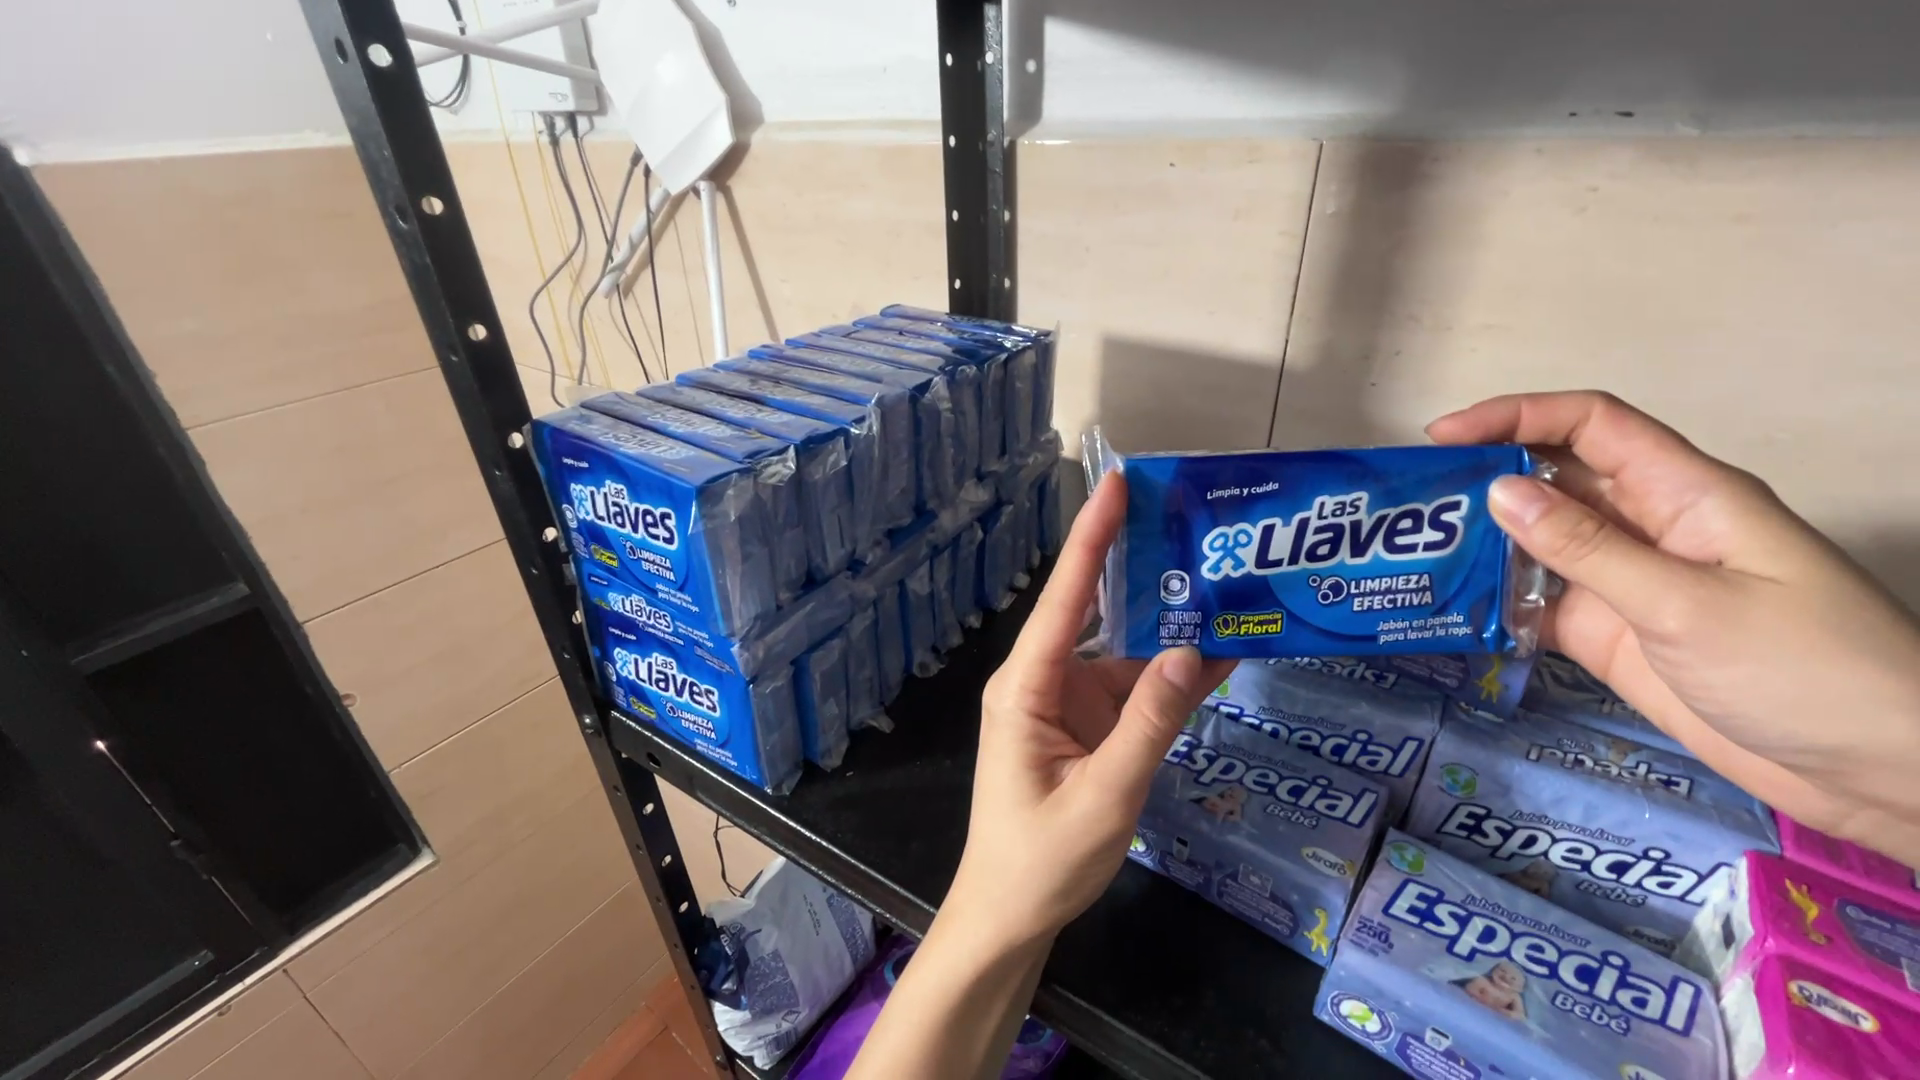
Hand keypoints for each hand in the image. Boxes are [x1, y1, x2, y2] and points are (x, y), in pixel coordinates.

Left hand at [946, 473, 1233, 946]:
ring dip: (1166, 624)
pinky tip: (1218, 651)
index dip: (1092, 536)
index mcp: (1026, 686)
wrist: (1011, 914)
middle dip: (1139, 564)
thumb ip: (1150, 724)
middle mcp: (1042, 680)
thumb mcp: (1105, 794)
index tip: (1118, 482)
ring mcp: (1065, 701)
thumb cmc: (1041, 860)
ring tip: (1225, 579)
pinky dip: (1169, 675)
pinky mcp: (1085, 724)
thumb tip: (1190, 649)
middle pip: (1093, 611)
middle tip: (1191, 519)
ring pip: (1121, 650)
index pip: (1063, 597)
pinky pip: (1131, 688)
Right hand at [1428, 391, 1919, 865]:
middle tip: (1410, 500)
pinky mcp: (1607, 632)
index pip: (1591, 425)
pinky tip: (1448, 605)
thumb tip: (1498, 491)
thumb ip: (1588, 549)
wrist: (1876, 774)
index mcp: (1684, 494)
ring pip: (1537, 540)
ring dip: (1479, 540)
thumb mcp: (1689, 605)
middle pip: (1553, 477)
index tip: (1442, 437)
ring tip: (1412, 551)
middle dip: (1482, 476)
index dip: (1515, 416)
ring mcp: (1624, 582)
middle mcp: (1647, 526)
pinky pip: (1536, 600)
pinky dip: (1493, 598)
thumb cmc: (1808, 671)